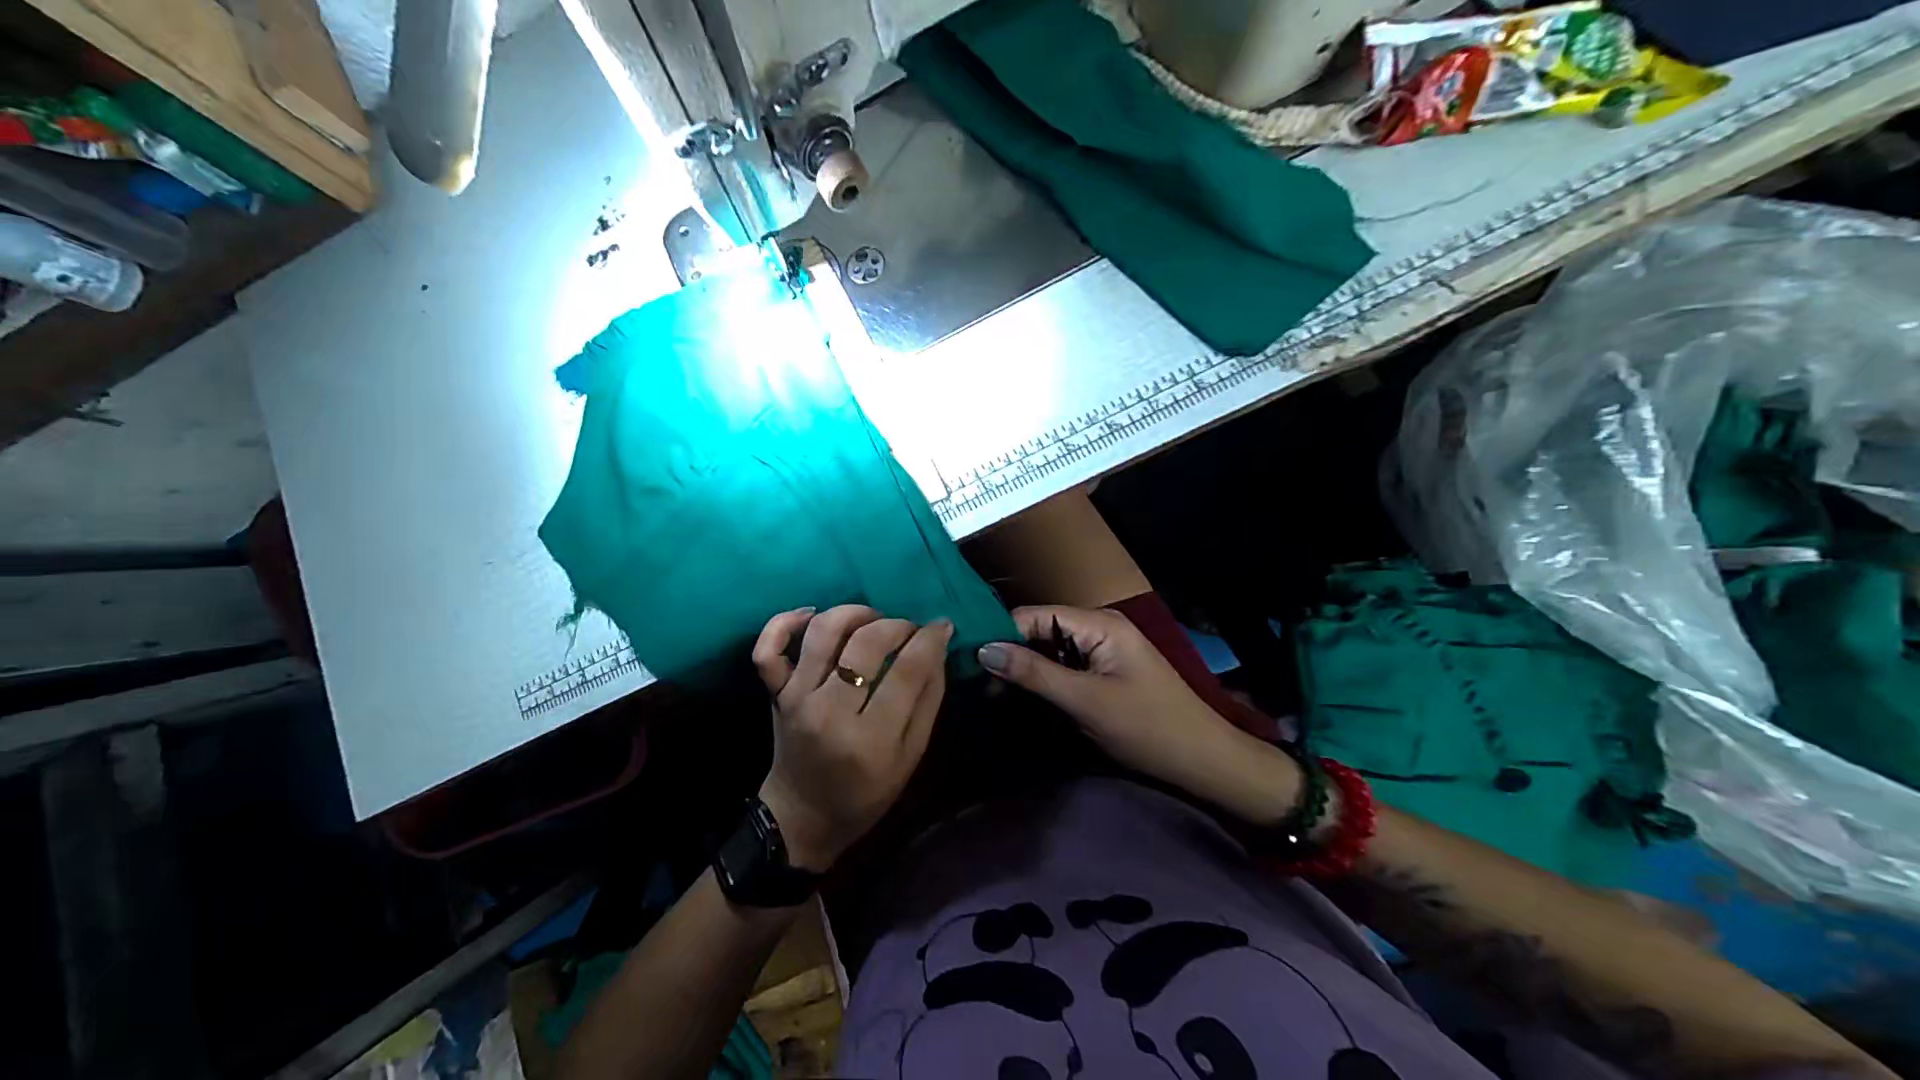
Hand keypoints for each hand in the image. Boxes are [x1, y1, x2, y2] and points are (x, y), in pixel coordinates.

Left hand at [751, 605, 951, 871]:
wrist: (804, 815)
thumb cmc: (866, 792)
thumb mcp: (911, 755)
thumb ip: (928, 699)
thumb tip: (937, 644)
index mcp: (871, 738)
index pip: (906, 670)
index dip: (930, 639)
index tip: (940, 627)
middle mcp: (829, 711)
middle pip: (866, 643)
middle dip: (897, 624)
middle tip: (910, 629)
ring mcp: (796, 698)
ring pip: (822, 632)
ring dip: (854, 613)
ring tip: (873, 619)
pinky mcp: (774, 693)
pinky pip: (768, 648)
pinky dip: (785, 622)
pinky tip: (811, 614)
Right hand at [977, 605, 1302, 826]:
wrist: (1204, 761)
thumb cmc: (1147, 728)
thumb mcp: (1085, 701)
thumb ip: (1034, 672)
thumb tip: (982, 649)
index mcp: (1099, 623)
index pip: (1034, 615)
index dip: (1001, 634)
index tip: (968, 659)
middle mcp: (1100, 626)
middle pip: (1041, 628)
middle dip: (1010, 650)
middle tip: (976, 680)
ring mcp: (1104, 648)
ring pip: (1050, 647)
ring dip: (1025, 666)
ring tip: (990, 689)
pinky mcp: (1106, 670)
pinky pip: (1065, 664)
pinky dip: (1044, 677)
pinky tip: (1022, 693)